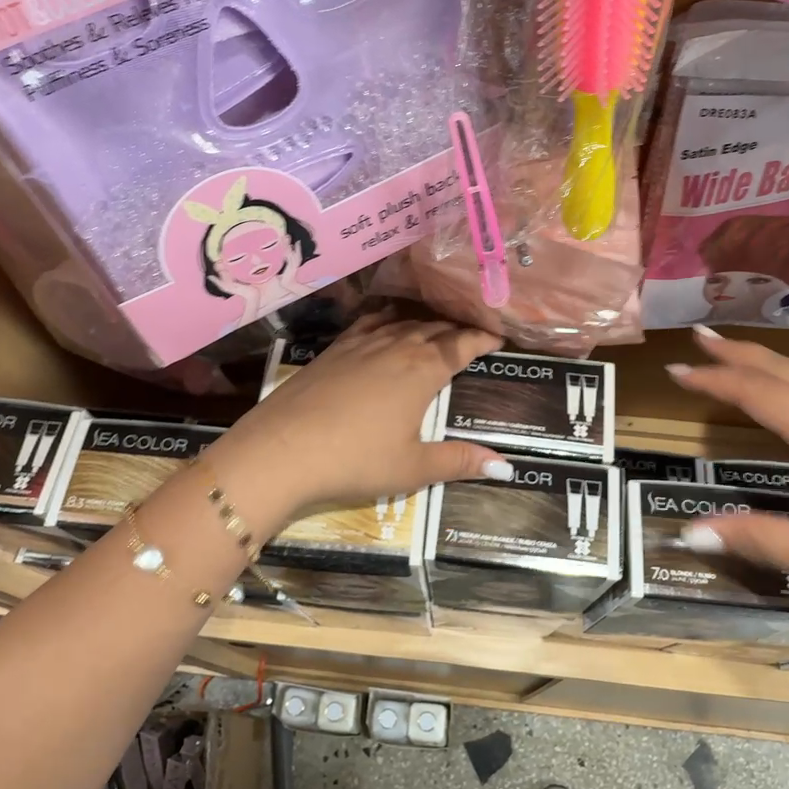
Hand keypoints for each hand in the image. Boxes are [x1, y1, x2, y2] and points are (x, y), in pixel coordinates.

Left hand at [204, 316, 510, 532]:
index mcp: (423, 370)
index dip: (482, 339)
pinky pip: (370, 323)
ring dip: (426, 323)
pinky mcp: (333, 349)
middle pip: (435, 328)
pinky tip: (388, 324)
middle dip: (458, 329)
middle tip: (474, 333)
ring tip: (438, 327)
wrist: (282, 449)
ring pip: (403, 323)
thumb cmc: (356, 460)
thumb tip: (506, 464)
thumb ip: (459, 461)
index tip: (499, 337)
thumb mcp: (413, 468)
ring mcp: (362, 344)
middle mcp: (396, 346)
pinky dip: (389, 320)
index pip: (461, 345)